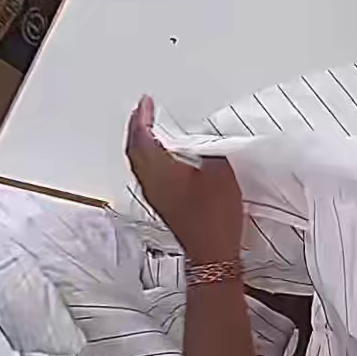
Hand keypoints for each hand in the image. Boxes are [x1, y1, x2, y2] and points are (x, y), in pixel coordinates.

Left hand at [126, 96, 242, 263]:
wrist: (213, 251)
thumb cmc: (214, 215)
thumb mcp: (220, 173)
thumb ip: (210, 152)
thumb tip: (206, 144)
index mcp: (159, 170)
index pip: (142, 137)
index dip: (142, 118)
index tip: (145, 103)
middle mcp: (152, 183)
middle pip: (135, 150)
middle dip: (138, 129)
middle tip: (144, 114)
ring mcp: (157, 196)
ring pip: (141, 163)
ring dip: (143, 144)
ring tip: (152, 131)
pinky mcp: (165, 205)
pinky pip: (150, 175)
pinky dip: (152, 159)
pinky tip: (166, 159)